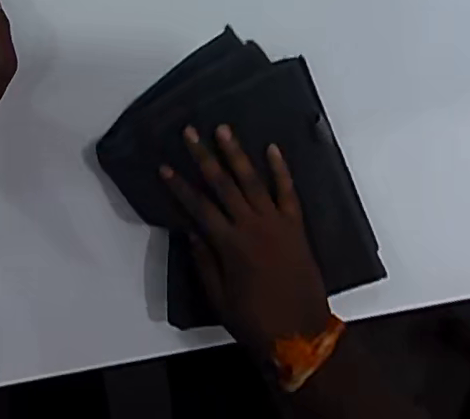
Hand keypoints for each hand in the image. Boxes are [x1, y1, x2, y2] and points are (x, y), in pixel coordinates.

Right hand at [161, 125, 332, 357]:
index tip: (164, 167)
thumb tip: (190, 230)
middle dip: (203, 156)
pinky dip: (281, 170)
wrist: (304, 339)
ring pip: (252, 180)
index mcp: (230, 245)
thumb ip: (204, 262)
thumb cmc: (256, 322)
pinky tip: (272, 148)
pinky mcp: (296, 226)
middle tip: (190, 132)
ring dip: (236, 153)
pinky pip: (288, 192)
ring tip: (223, 129)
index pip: (198, 206)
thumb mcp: (220, 299)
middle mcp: (251, 226)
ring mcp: (276, 223)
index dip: (179, 186)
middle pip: (223, 184)